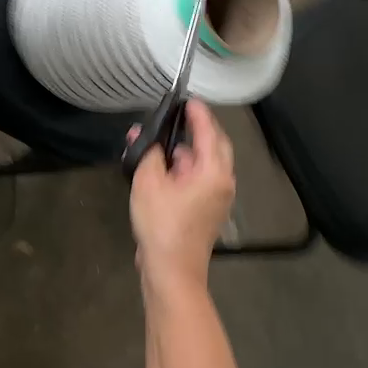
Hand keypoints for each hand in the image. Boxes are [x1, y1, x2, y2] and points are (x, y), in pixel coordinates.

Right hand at [128, 100, 235, 300]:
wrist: (171, 269)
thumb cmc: (161, 222)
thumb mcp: (148, 181)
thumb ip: (149, 153)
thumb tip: (145, 135)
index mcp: (213, 172)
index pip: (208, 133)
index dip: (198, 114)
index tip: (188, 98)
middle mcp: (222, 183)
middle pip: (215, 147)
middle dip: (200, 129)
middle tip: (181, 113)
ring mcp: (216, 198)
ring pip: (206, 164)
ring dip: (188, 149)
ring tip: (162, 138)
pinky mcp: (206, 210)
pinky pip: (199, 178)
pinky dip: (185, 166)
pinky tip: (163, 163)